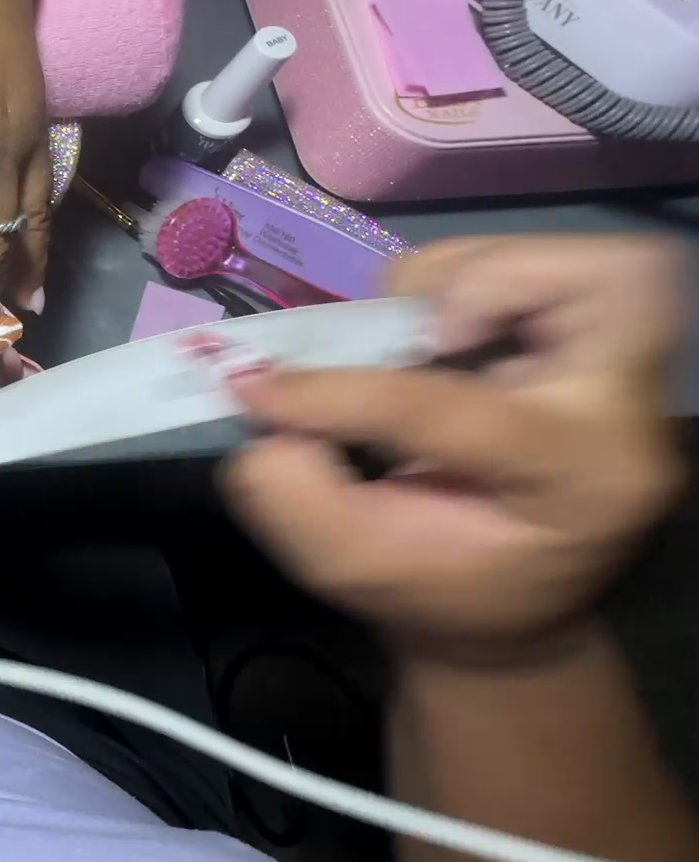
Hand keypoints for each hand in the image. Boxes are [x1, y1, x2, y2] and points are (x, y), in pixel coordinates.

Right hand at [222, 235, 686, 658]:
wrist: (497, 597)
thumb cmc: (425, 587)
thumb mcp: (338, 564)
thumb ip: (286, 491)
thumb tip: (258, 402)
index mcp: (568, 483)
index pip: (446, 409)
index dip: (333, 393)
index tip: (247, 389)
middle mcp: (613, 414)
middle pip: (611, 283)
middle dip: (484, 284)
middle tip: (405, 333)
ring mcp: (602, 375)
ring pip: (570, 264)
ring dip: (453, 280)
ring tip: (393, 334)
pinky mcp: (568, 352)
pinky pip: (525, 272)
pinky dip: (446, 286)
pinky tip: (407, 336)